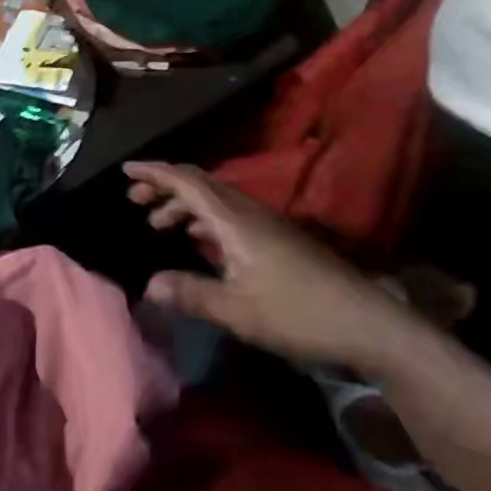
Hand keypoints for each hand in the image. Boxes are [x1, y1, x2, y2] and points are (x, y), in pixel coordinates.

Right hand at [126, 161, 415, 368]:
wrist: (364, 320)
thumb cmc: (297, 312)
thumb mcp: (238, 310)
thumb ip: (191, 293)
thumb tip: (148, 284)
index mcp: (234, 219)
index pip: (187, 182)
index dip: (155, 172)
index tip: (126, 170)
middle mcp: (248, 211)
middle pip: (200, 185)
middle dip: (165, 186)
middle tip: (134, 200)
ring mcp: (266, 223)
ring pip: (215, 200)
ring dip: (184, 205)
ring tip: (157, 223)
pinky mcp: (277, 238)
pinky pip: (230, 215)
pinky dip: (205, 220)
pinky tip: (199, 241)